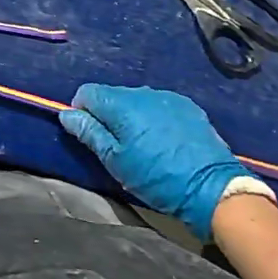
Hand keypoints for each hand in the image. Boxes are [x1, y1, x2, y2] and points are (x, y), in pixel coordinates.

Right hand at [60, 84, 253, 239]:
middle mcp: (144, 92)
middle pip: (113, 95)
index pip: (88, 92)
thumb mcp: (116, 161)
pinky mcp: (187, 106)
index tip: (90, 136)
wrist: (210, 186)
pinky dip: (153, 118)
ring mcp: (168, 97)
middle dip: (107, 116)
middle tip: (116, 148)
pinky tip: (162, 141)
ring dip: (131, 117)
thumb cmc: (156, 177)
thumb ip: (90, 133)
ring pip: (136, 100)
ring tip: (141, 147)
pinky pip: (159, 105)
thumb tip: (67, 113)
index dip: (82, 112)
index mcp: (123, 104)